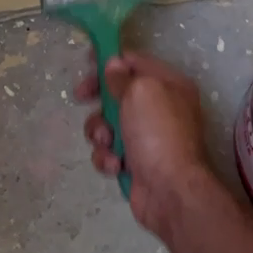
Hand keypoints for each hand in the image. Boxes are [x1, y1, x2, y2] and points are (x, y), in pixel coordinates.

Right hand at [78, 51, 216, 235]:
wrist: (171, 192)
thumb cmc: (158, 132)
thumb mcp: (140, 92)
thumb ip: (121, 77)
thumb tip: (113, 65)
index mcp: (168, 85)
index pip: (135, 62)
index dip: (110, 61)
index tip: (87, 64)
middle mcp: (159, 108)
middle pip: (118, 92)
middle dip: (98, 99)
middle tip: (81, 97)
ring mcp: (147, 138)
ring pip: (108, 123)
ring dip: (100, 132)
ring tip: (107, 141)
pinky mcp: (135, 163)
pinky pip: (110, 151)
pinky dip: (107, 157)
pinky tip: (116, 165)